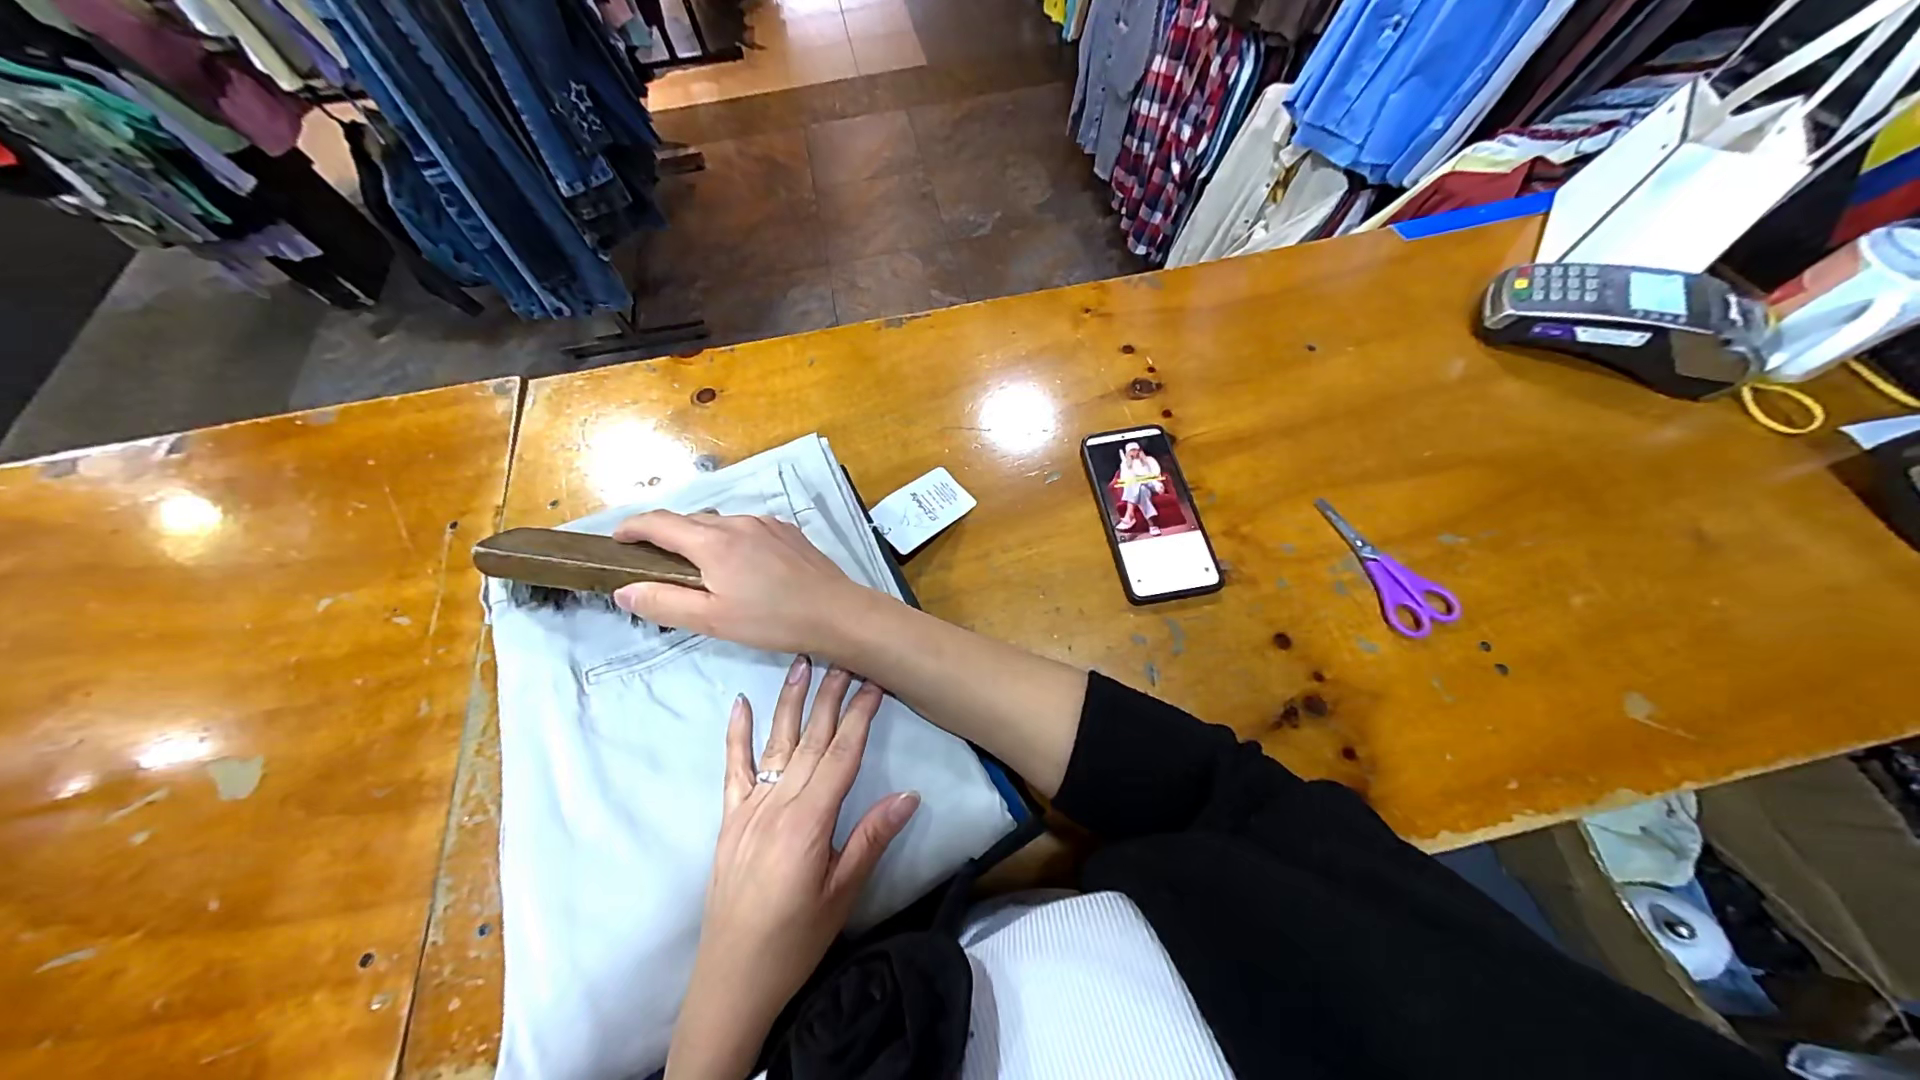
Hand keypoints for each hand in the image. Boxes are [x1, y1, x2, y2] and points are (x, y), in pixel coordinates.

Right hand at [611, 511, 875, 655]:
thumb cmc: (773, 621)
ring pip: (720, 522)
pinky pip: (746, 528)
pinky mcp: (787, 531)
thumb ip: (664, 603)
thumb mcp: (712, 620)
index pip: (659, 522)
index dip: (631, 528)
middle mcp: (738, 522)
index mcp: (713, 542)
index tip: (617, 540)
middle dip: (665, 535)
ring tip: (697, 568)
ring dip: (700, 538)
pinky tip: (739, 566)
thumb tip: (624, 589)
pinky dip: (729, 539)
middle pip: (689, 521)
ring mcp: (766, 523)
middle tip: (654, 562)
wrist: (837, 613)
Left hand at [667, 660, 919, 1079]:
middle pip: (810, 739)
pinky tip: (741, 703)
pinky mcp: (729, 818)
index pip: (841, 755)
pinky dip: (737, 734)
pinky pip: (733, 768)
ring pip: (774, 743)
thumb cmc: (796, 939)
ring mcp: (749, 807)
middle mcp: (777, 804)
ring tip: (801, 664)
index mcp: (809, 821)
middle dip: (830, 696)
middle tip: (844, 658)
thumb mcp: (843, 893)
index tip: (874, 683)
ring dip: (789, 701)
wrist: (732, 978)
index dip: (860, 716)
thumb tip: (911, 794)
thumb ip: (872, 838)